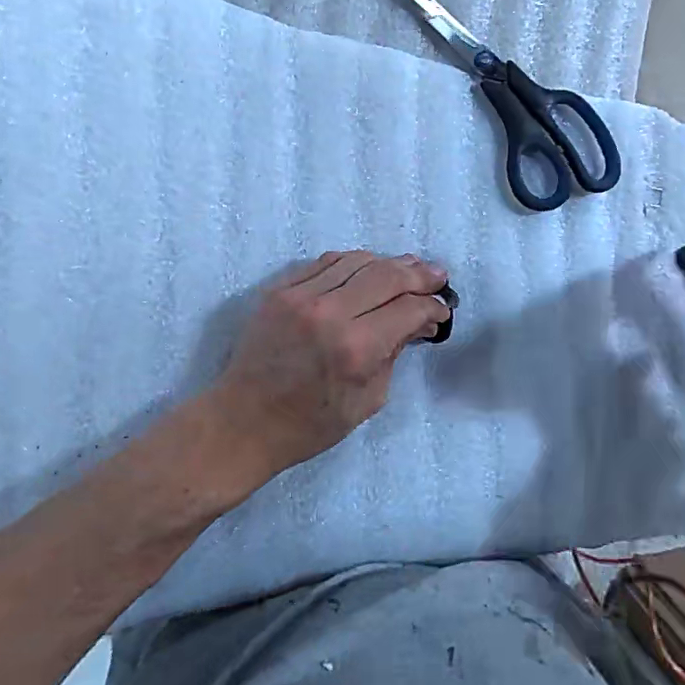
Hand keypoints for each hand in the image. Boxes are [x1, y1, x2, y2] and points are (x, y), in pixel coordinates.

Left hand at [207, 251, 450, 479]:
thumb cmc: (310, 423)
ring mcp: (301, 297)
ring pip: (358, 260)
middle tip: (437, 276)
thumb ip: (396, 352)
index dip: (433, 306)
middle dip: (419, 274)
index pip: (408, 308)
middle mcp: (330, 313)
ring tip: (407, 268)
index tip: (442, 310)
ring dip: (389, 262)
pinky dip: (354, 262)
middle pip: (388, 275)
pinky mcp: (280, 290)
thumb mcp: (369, 398)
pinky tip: (368, 268)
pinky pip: (327, 262)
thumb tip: (420, 320)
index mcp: (355, 348)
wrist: (242, 422)